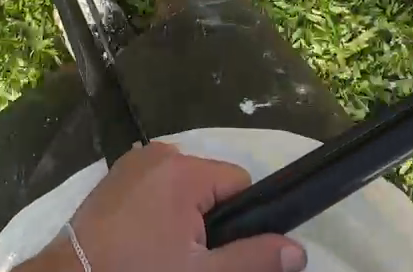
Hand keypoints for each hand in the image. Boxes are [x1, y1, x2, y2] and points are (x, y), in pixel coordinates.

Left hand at [20, 142, 306, 271]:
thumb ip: (253, 258)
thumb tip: (297, 249)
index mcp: (183, 168)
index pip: (238, 182)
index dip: (240, 221)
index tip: (219, 252)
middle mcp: (159, 152)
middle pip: (210, 185)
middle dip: (210, 222)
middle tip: (187, 259)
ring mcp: (133, 162)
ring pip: (182, 188)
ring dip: (184, 219)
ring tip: (162, 255)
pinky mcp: (115, 176)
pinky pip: (156, 188)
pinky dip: (159, 212)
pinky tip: (144, 244)